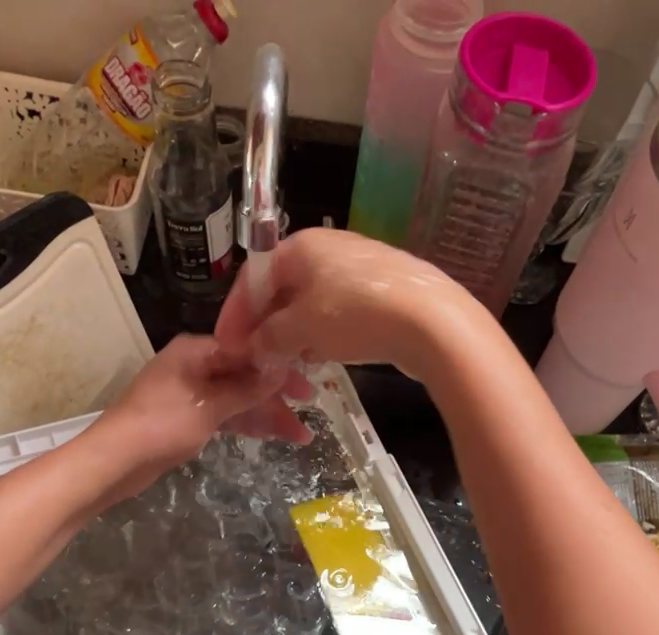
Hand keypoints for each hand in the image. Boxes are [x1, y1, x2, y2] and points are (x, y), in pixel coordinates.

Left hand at [87, 333, 314, 500]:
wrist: (116, 460)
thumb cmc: (161, 425)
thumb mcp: (210, 405)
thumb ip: (247, 389)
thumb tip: (281, 369)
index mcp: (196, 351)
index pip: (248, 351)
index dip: (279, 369)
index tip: (307, 387)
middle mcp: (195, 366)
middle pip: (246, 377)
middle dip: (277, 399)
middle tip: (308, 417)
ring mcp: (191, 393)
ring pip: (238, 399)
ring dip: (266, 416)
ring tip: (299, 437)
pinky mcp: (188, 418)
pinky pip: (226, 415)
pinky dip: (246, 424)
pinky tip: (270, 435)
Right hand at [214, 229, 492, 381]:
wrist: (431, 322)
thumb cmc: (355, 316)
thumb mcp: (301, 329)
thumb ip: (269, 336)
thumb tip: (255, 347)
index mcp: (301, 245)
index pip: (254, 277)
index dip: (236, 314)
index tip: (227, 346)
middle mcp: (329, 248)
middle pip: (284, 288)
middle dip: (267, 326)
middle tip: (257, 359)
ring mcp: (360, 267)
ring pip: (313, 303)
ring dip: (295, 334)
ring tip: (288, 365)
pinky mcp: (384, 290)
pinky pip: (340, 312)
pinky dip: (324, 334)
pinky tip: (324, 358)